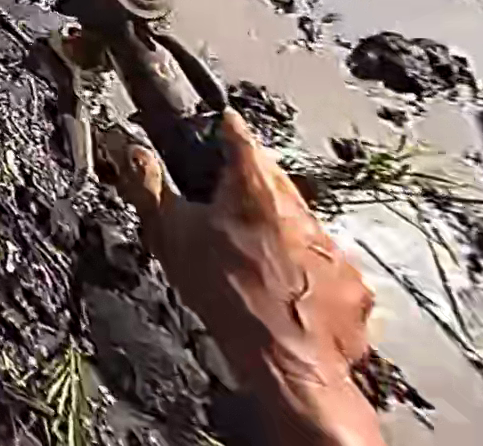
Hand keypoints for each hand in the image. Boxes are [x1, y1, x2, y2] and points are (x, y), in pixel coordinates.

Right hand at [106, 110, 385, 445]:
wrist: (285, 362)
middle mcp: (301, 211)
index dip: (222, 126)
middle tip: (219, 186)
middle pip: (272, 174)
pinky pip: (322, 254)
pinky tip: (278, 276)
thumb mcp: (168, 231)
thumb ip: (146, 182)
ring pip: (298, 214)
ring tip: (246, 239)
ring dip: (274, 216)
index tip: (216, 120)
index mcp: (254, 191)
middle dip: (247, 174)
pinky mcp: (355, 283)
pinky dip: (300, 256)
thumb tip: (127, 144)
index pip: (240, 137)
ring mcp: (335, 249)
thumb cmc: (221, 291)